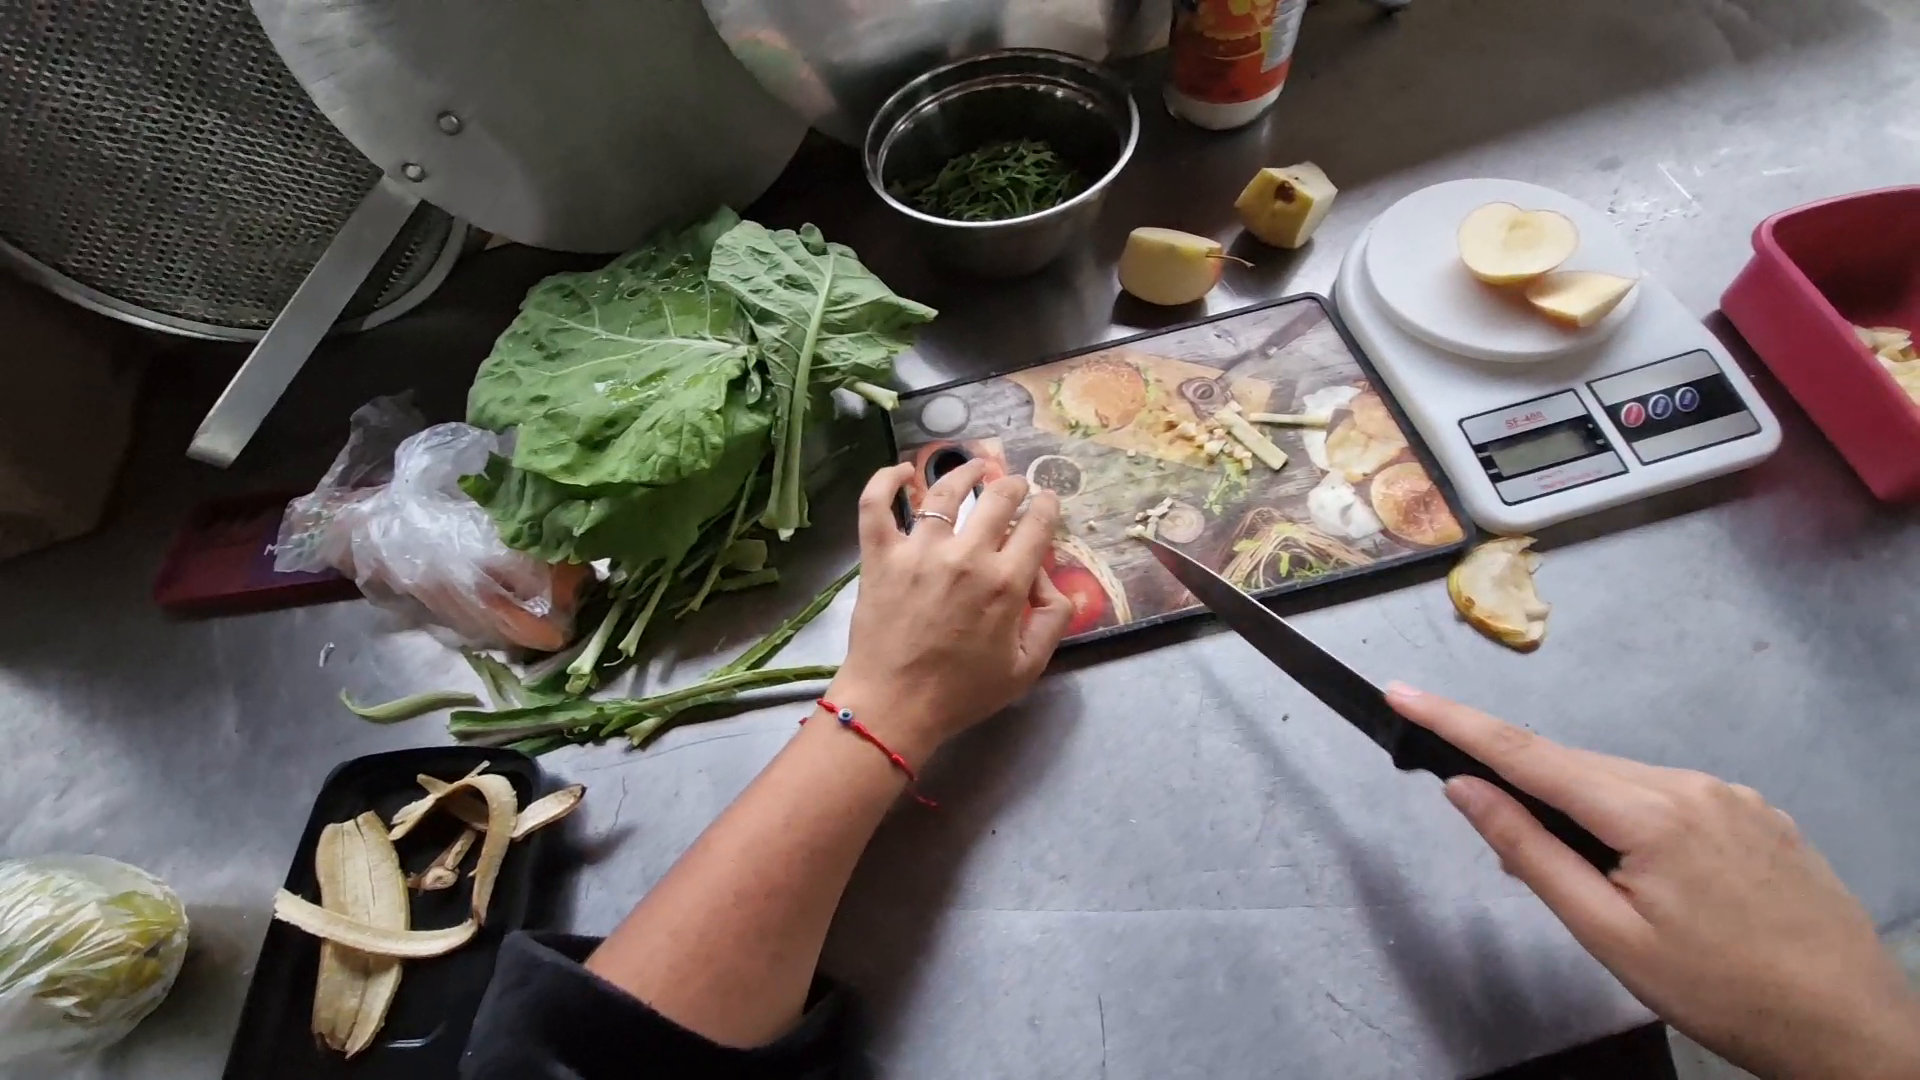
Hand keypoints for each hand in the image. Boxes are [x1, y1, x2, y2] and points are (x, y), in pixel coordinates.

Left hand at [828, 461, 1073, 764]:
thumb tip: (1057, 585)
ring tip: (975, 466)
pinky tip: (900, 472)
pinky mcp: (880, 555)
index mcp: (1005, 582)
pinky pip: (876, 506)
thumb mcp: (1026, 668)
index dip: (1047, 507)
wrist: (893, 706)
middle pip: (997, 498)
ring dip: (965, 471)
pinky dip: (885, 481)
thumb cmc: (962, 693)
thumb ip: (1053, 622)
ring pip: (944, 491)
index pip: (1036, 524)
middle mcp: (966, 556)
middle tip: (1015, 485)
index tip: (1046, 502)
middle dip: (1013, 485)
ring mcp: (919, 551)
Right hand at [1386, 684, 1919, 1078]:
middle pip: (1568, 765)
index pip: (1523, 752)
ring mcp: (1729, 793)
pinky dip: (1619, 813)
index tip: (1399, 691)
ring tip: (1591, 880)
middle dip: (1521, 789)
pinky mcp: (1752, 810)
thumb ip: (1526, 850)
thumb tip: (1462, 786)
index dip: (1452, 719)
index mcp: (1650, 813)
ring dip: (1574, 808)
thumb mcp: (1607, 933)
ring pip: (1610, 778)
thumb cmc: (1724, 994)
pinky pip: (1656, 793)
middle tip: (1513, 856)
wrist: (1867, 1044)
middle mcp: (1690, 784)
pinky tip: (1638, 869)